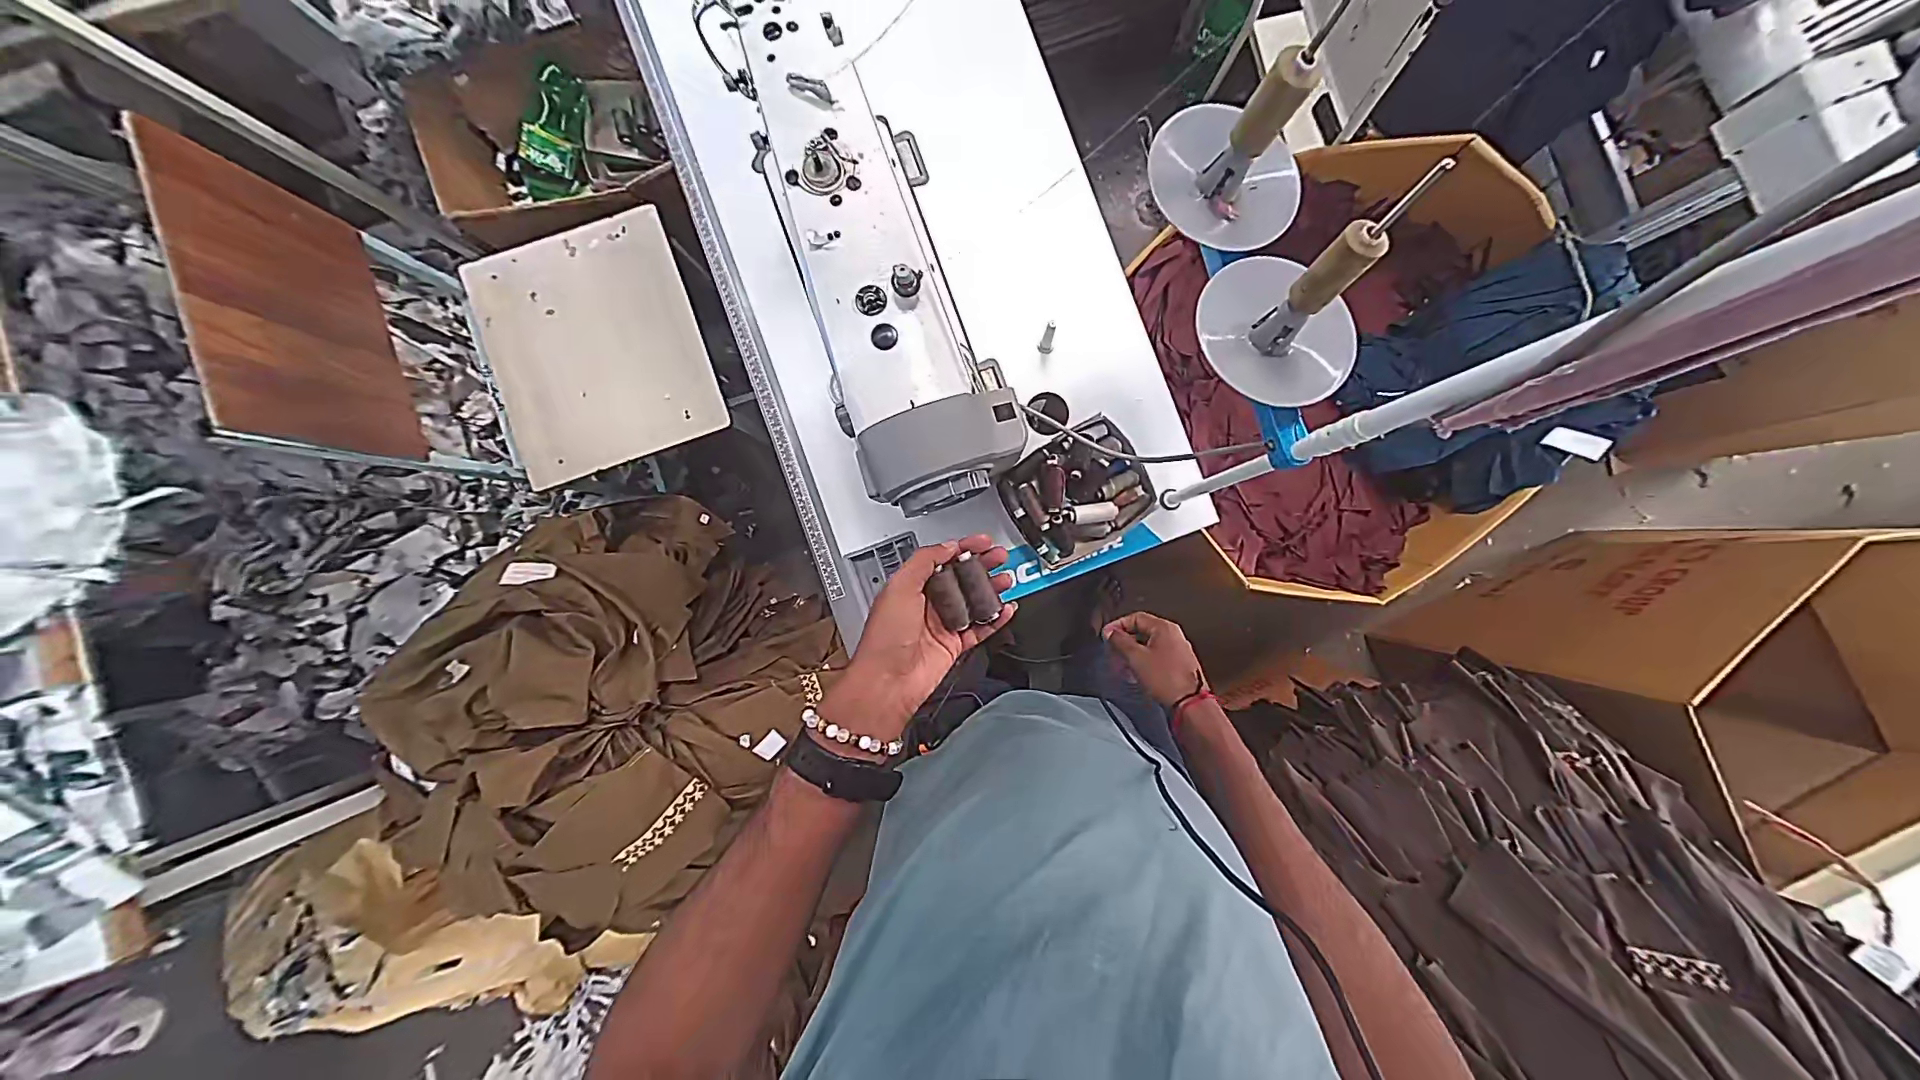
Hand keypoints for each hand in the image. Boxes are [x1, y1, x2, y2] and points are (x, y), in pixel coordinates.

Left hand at [821, 535, 1014, 750]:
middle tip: (1000, 557)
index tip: (982, 542)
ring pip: (974, 602)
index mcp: (911, 586)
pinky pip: (981, 628)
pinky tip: (1006, 608)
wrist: (888, 681)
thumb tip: (946, 547)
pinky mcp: (953, 645)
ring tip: (1007, 579)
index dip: (963, 548)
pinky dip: (996, 618)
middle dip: (983, 565)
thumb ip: (924, 561)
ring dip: (991, 589)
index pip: (942, 560)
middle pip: (962, 578)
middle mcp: (927, 604)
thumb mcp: (900, 586)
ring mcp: (942, 625)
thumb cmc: (884, 639)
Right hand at [1102, 612, 1206, 707]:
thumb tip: (1111, 632)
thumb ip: (1120, 641)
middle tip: (1112, 650)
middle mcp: (1174, 636)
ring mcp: (1178, 651)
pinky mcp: (1179, 666)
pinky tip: (1136, 674)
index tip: (1107, 635)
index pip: (1136, 617)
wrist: (1189, 704)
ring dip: (1132, 654)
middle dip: (1124, 642)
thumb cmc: (1168, 680)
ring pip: (1149, 646)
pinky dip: (1143, 663)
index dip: (1118, 625)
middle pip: (1142, 631)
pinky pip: (1157, 658)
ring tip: (1122, 665)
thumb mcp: (1135, 657)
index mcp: (1164, 628)